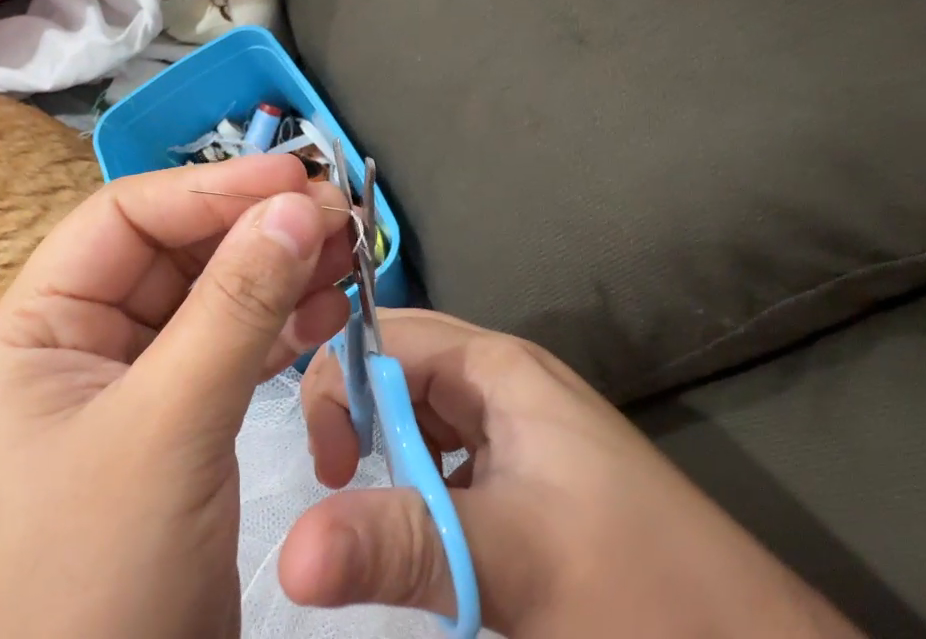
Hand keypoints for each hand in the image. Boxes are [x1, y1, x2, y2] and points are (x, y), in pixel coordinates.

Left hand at [0, 154, 354, 638]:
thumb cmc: (98, 573)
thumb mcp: (167, 426)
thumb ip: (233, 309)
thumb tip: (295, 207)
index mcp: (38, 327)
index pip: (125, 220)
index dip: (209, 191)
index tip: (294, 181)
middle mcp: (78, 346)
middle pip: (173, 255)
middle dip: (253, 232)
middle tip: (337, 220)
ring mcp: (131, 389)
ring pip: (209, 303)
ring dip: (275, 276)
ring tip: (345, 258)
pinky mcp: (177, 430)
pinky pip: (229, 354)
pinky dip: (278, 331)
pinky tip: (326, 313)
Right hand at [285, 311, 861, 637]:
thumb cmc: (638, 588)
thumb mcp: (508, 561)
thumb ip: (397, 545)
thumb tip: (288, 557)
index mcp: (497, 367)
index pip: (382, 337)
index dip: (338, 386)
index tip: (330, 470)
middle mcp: (502, 382)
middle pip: (396, 367)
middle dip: (354, 413)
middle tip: (337, 484)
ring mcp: (517, 430)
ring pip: (418, 414)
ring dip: (383, 450)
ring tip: (370, 505)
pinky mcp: (527, 476)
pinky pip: (445, 455)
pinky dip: (414, 480)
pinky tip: (419, 524)